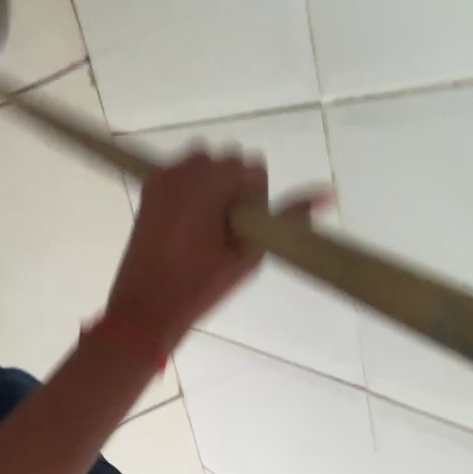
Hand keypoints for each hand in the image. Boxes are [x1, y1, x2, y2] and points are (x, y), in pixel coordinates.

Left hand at [101, 150, 322, 355]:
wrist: (144, 310)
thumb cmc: (198, 286)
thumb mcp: (250, 254)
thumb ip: (288, 217)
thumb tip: (328, 193)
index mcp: (217, 176)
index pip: (253, 170)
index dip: (251, 200)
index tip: (236, 231)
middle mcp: (189, 165)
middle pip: (226, 163)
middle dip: (228, 192)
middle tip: (218, 234)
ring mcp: (163, 176)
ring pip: (202, 169)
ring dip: (207, 191)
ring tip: (200, 233)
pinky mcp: (147, 191)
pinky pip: (178, 178)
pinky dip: (186, 195)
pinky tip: (182, 229)